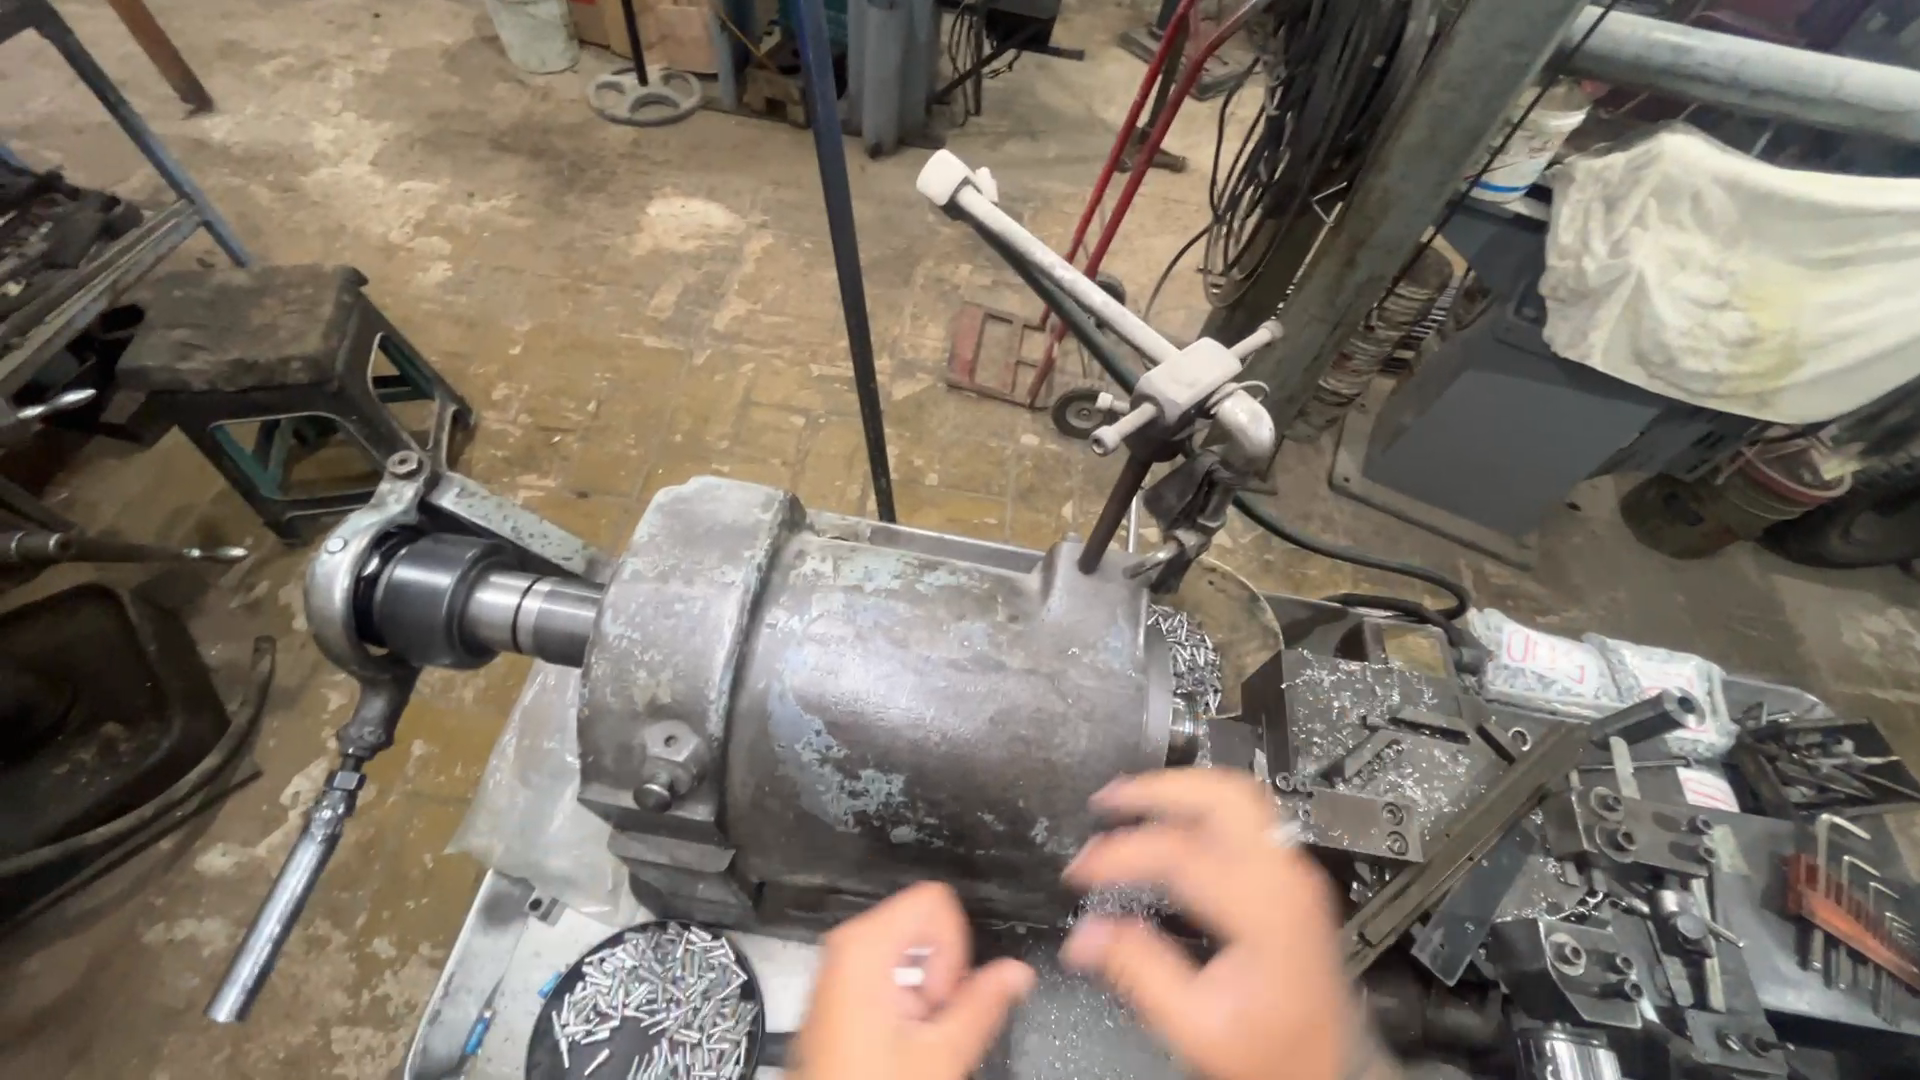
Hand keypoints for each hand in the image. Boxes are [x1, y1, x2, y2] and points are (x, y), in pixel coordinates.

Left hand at [795, 881, 1036, 1079]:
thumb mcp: (940, 1056)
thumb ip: (983, 1005)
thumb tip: (1017, 971)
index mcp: (866, 944)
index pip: (935, 899)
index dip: (955, 947)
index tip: (947, 995)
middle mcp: (847, 944)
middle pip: (923, 921)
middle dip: (942, 970)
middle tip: (935, 1021)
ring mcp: (840, 964)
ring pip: (910, 945)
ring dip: (926, 987)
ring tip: (917, 1036)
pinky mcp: (840, 985)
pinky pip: (889, 963)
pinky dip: (906, 993)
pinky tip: (902, 1039)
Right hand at [1061, 770, 1367, 1079]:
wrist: (1332, 1067)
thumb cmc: (1275, 1053)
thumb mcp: (1196, 1027)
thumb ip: (1138, 972)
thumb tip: (1085, 934)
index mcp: (1264, 912)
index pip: (1179, 854)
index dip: (1120, 854)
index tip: (1082, 870)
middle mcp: (1284, 878)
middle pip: (1220, 797)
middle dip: (1155, 791)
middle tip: (1109, 802)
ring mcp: (1291, 870)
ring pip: (1236, 793)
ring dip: (1179, 788)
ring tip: (1133, 798)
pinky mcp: (1287, 873)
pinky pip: (1243, 812)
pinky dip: (1198, 802)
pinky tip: (1170, 816)